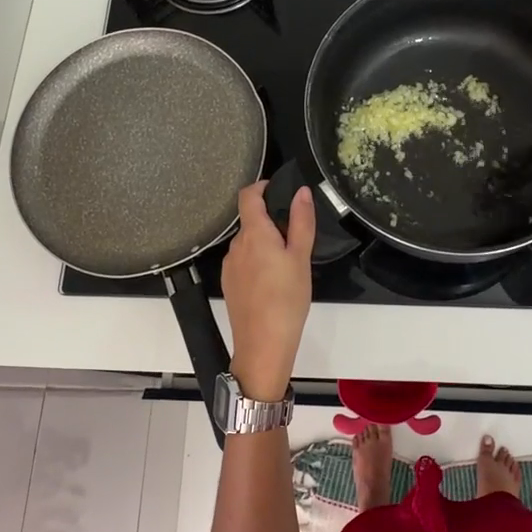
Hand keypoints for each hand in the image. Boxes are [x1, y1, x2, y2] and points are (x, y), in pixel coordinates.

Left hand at [221, 181, 314, 400]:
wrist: (263, 345)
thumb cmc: (287, 299)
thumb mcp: (301, 257)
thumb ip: (301, 221)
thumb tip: (302, 191)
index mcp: (254, 234)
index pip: (248, 196)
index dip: (262, 187)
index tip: (278, 190)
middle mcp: (236, 245)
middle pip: (250, 221)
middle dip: (270, 221)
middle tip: (296, 237)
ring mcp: (230, 266)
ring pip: (248, 243)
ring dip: (265, 243)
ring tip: (289, 264)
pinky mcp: (229, 284)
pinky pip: (243, 262)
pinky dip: (257, 261)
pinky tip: (274, 282)